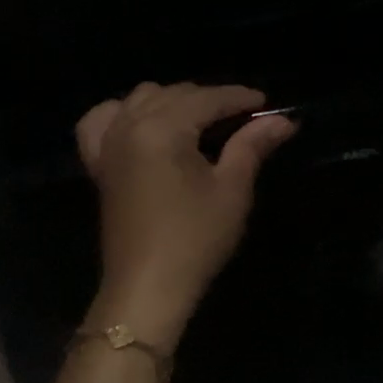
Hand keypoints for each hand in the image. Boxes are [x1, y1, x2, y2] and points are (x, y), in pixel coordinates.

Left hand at [75, 83, 294, 348]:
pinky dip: (123, 113)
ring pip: (141, 99)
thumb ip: (251, 146)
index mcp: (162, 128)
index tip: (268, 105)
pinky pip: (103, 120)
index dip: (240, 98)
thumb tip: (283, 121)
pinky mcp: (99, 163)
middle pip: (175, 94)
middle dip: (210, 100)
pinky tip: (142, 124)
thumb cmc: (195, 240)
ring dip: (173, 102)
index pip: (207, 99)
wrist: (147, 288)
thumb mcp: (231, 191)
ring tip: (202, 124)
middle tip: (244, 122)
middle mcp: (129, 124)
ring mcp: (107, 143)